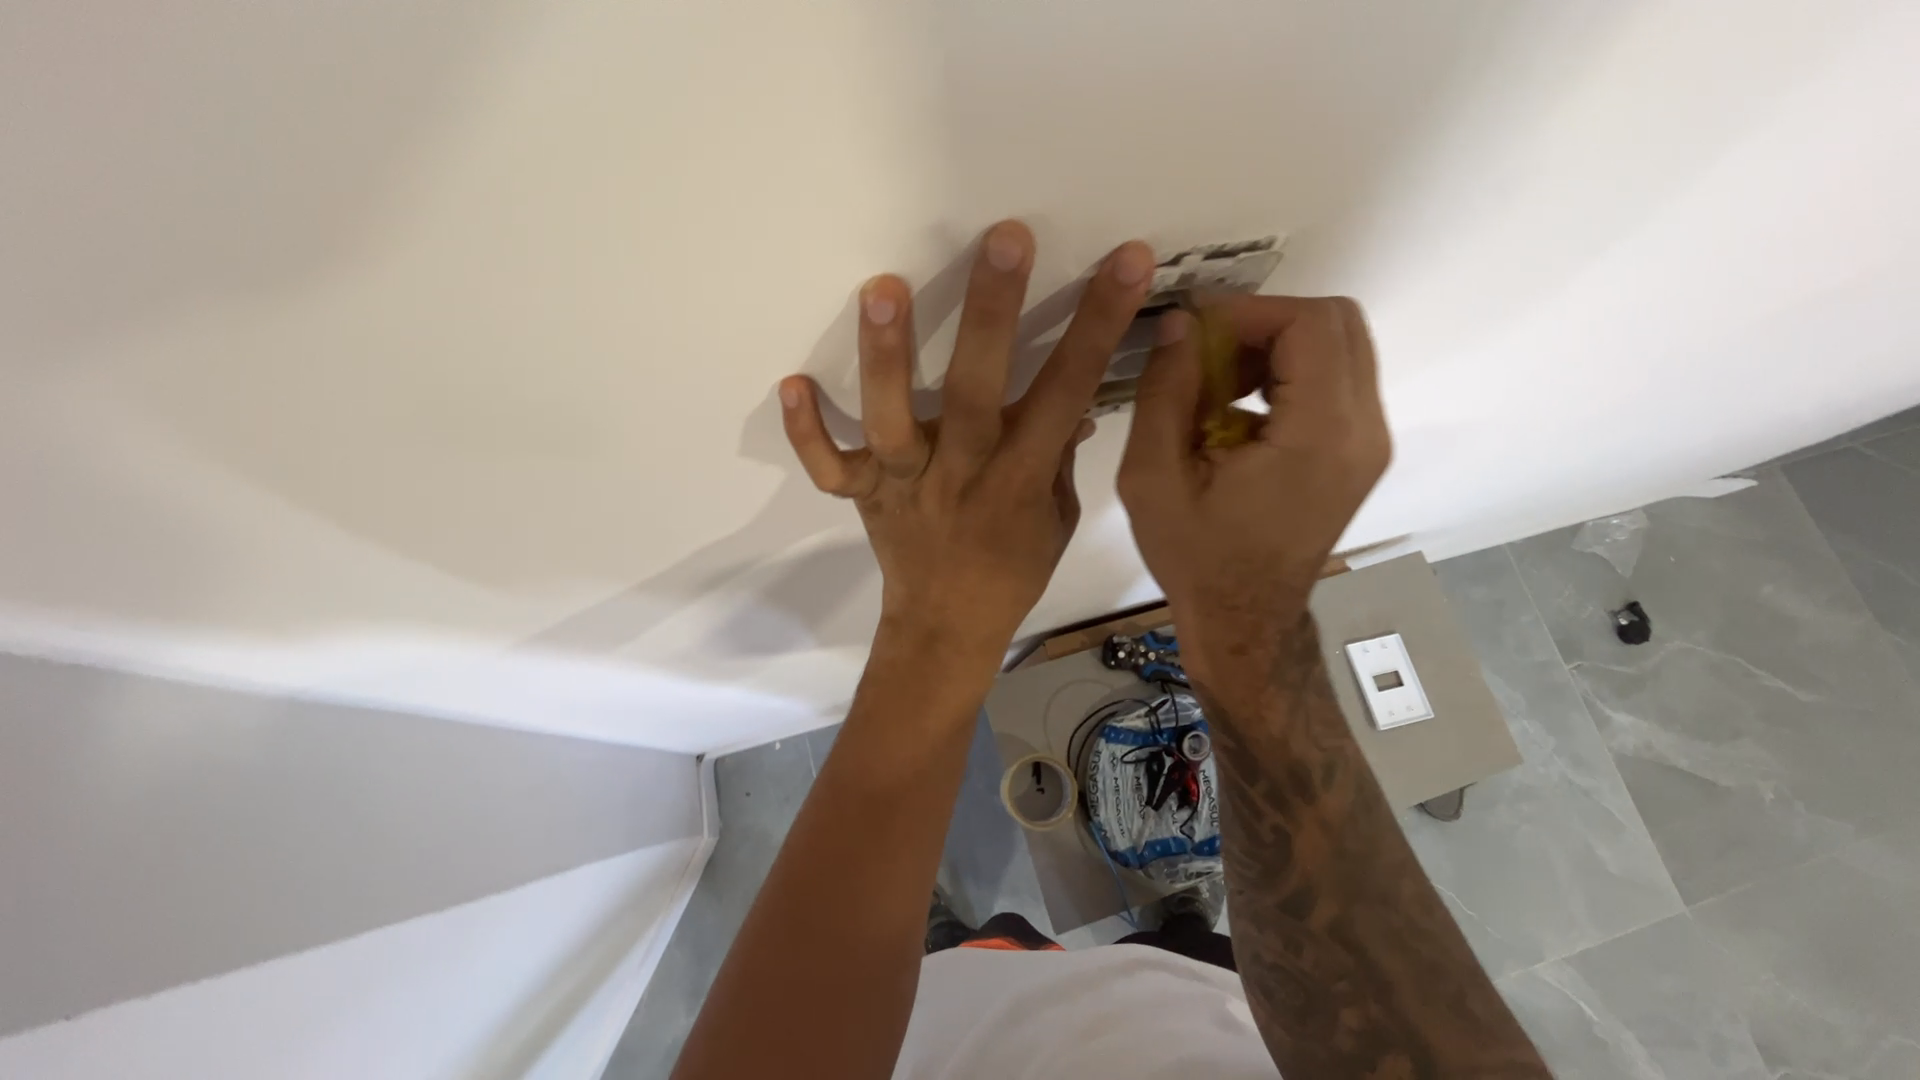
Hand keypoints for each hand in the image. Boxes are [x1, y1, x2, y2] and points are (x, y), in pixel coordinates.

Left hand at [781, 221, 1155, 673]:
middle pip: (977, 391)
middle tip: (1004, 240)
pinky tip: (793, 383)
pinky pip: (829, 468)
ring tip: (883, 287)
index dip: (1099, 325)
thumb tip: (1074, 402)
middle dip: (993, 315)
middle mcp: (962, 473)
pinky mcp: (864, 494)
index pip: (1067, 392)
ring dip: (887, 357)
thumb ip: (1059, 457)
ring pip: (892, 421)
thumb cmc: (1010, 571)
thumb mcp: (1056, 518)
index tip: (1125, 261)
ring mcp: (906, 483)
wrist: (947, 628)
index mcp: (1021, 477)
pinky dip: (808, 432)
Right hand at [1117, 296, 1390, 674]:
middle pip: (1337, 323)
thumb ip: (1164, 390)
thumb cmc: (1195, 558)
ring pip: (1340, 347)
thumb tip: (1182, 323)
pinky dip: (1289, 374)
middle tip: (1206, 356)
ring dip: (1276, 347)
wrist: (1243, 620)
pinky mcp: (1361, 454)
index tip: (1194, 332)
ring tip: (1217, 386)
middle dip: (1264, 324)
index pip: (1309, 324)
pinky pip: (1337, 380)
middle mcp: (1363, 432)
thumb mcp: (1152, 477)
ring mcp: (1370, 443)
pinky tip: (1239, 410)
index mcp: (1319, 437)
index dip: (1248, 312)